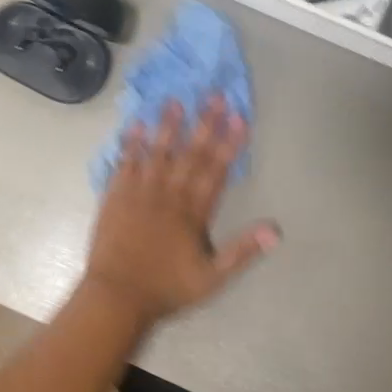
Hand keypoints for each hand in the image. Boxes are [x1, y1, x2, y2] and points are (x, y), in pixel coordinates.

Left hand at [81, 97, 278, 327]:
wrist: (116, 296)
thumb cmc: (166, 289)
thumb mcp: (212, 278)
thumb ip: (242, 251)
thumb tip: (276, 229)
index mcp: (194, 213)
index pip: (216, 171)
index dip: (229, 144)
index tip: (239, 118)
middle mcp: (169, 195)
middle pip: (190, 154)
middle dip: (205, 124)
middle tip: (215, 95)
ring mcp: (140, 193)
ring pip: (157, 152)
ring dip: (168, 125)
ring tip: (176, 100)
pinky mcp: (115, 197)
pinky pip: (125, 164)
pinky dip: (131, 144)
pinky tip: (137, 125)